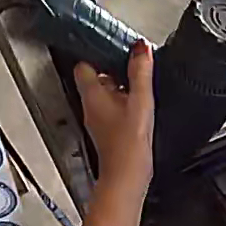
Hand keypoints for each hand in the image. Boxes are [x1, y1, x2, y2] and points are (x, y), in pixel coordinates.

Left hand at [75, 41, 154, 188]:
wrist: (127, 177)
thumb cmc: (128, 144)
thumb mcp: (140, 102)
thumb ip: (140, 73)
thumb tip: (140, 49)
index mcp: (92, 95)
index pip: (84, 65)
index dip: (97, 54)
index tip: (115, 48)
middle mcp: (91, 107)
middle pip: (97, 79)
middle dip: (113, 70)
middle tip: (133, 65)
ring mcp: (99, 120)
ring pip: (105, 95)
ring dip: (120, 88)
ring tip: (139, 85)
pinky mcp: (109, 132)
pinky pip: (113, 110)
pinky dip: (124, 105)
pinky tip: (139, 108)